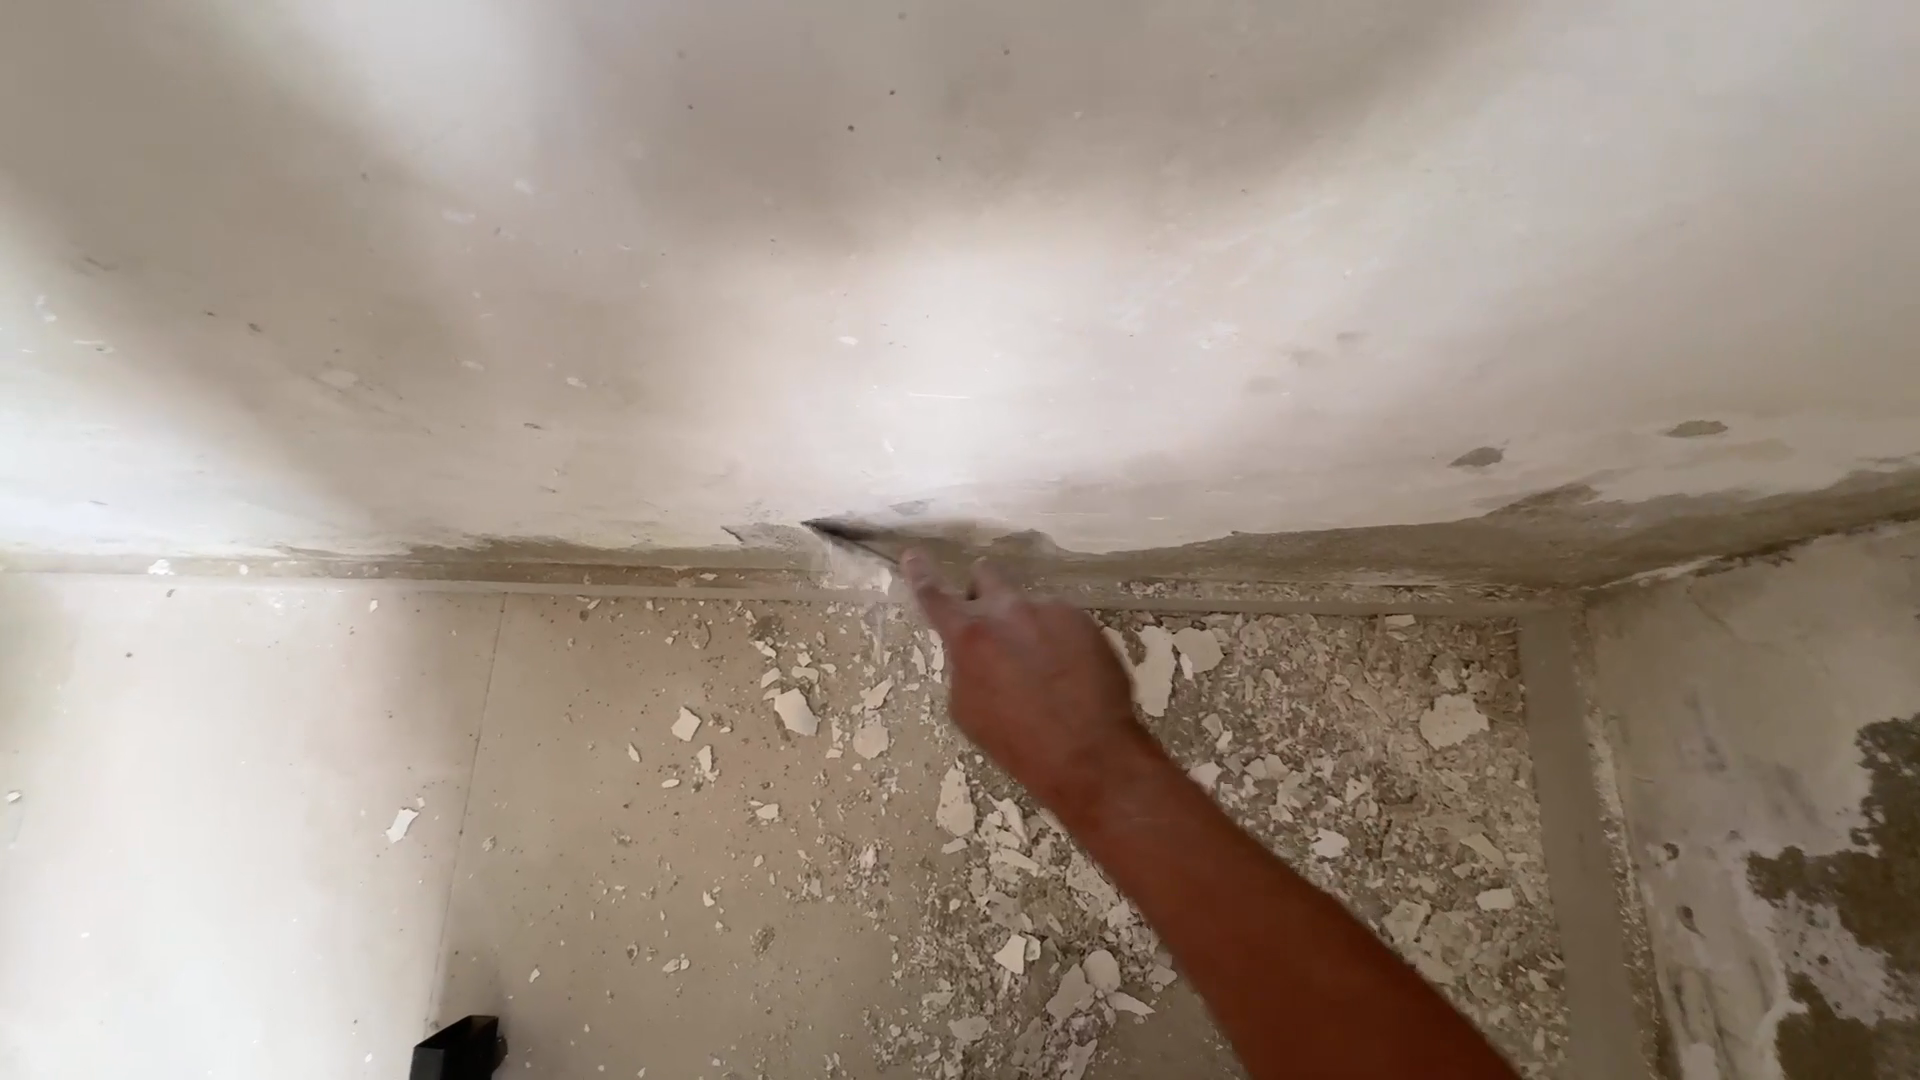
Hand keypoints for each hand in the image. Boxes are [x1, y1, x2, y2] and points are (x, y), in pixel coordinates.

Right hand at [901, 550, 1163, 815]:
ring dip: (1026, 625)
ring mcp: (1049, 610)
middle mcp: (1007, 610)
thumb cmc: (1016, 741)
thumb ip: (964, 665)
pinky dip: (1058, 639)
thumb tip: (973, 652)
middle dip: (982, 592)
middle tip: (991, 621)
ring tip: (1044, 668)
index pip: (934, 594)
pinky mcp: (1084, 619)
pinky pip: (1061, 620)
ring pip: (1027, 604)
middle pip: (986, 575)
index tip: (913, 555)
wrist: (1089, 752)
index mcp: (970, 635)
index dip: (920, 573)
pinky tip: (1070, 672)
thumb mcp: (967, 709)